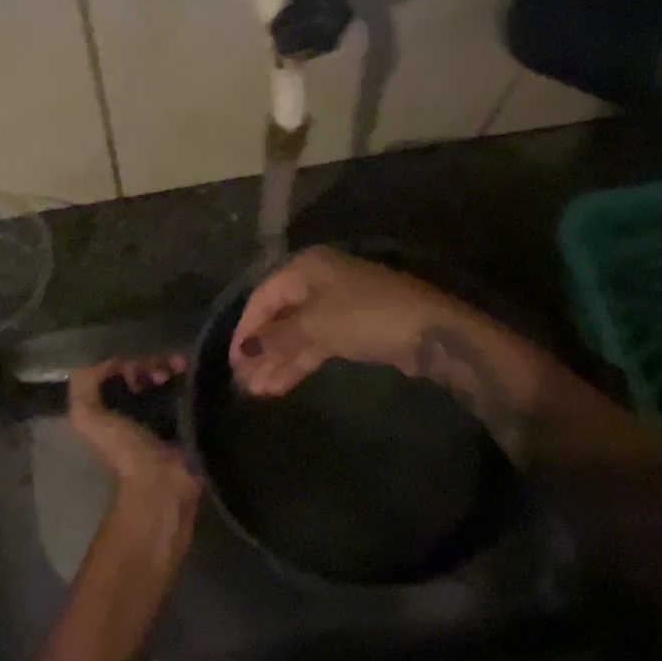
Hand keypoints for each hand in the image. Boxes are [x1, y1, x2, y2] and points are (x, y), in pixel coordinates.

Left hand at [68, 355, 199, 506]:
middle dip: (148, 364)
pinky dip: (185, 376)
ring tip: (178, 367)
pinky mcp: (184, 421)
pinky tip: (187, 370)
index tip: (135, 368)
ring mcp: (159, 416)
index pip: (113, 374)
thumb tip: (112, 362)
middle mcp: (130, 411)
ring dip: (167, 366)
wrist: (161, 481)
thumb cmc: (123, 448)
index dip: (123, 363)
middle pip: (139, 374)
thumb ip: (84, 384)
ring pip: (161, 378)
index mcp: (104, 410)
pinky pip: (183, 389)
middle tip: (160, 372)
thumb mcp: (85, 416)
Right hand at [229, 246, 459, 395]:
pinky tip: (280, 385)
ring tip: (257, 392)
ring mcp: (337, 306)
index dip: (245, 329)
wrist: (428, 331)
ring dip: (277, 362)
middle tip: (243, 382)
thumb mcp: (313, 325)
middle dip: (261, 350)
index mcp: (306, 268)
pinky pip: (316, 345)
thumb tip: (242, 352)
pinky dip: (298, 363)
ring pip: (297, 335)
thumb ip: (275, 339)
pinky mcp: (353, 329)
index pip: (263, 297)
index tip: (233, 361)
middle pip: (279, 317)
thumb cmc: (363, 316)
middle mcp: (318, 282)